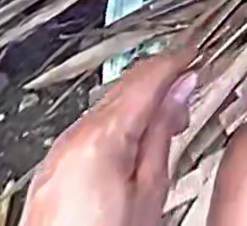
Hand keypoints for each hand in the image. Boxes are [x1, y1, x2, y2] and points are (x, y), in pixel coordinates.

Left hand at [20, 51, 196, 225]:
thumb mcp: (151, 190)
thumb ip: (165, 130)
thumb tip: (182, 88)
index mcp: (101, 138)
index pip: (148, 77)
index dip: (178, 61)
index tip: (196, 56)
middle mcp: (72, 139)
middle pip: (126, 85)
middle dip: (161, 79)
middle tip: (190, 85)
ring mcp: (56, 156)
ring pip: (108, 104)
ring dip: (141, 99)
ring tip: (169, 117)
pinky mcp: (50, 173)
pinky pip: (91, 128)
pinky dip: (119, 121)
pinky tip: (136, 137)